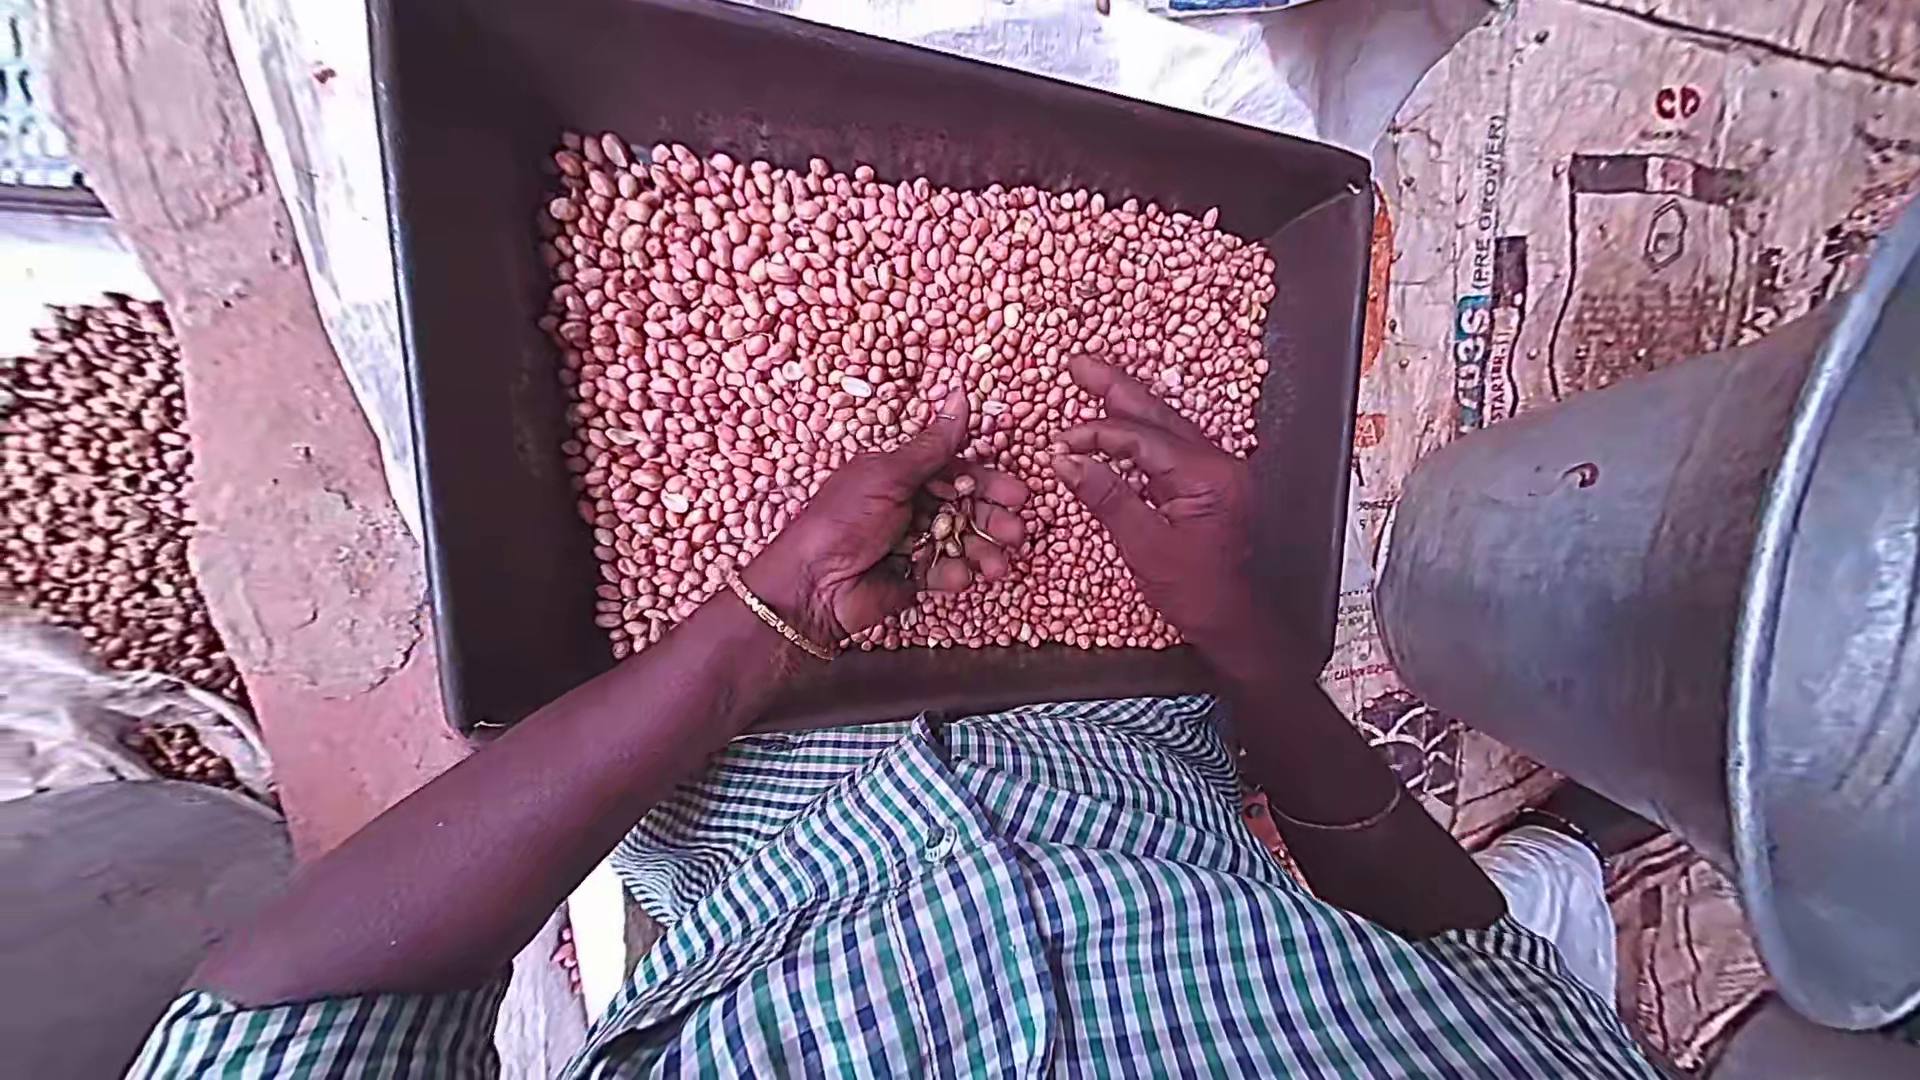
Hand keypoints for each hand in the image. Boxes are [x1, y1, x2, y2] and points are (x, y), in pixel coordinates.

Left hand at [744, 391, 1029, 647]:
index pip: (957, 474)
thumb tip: (960, 396)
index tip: (1017, 496)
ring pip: (961, 541)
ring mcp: (913, 542)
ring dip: (983, 551)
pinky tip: (958, 577)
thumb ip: (932, 446)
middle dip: (993, 520)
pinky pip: (944, 571)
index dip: (988, 484)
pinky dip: (954, 574)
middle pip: (965, 508)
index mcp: (904, 476)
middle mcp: (912, 505)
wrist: (812, 584)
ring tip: (997, 565)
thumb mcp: (888, 476)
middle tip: (1016, 532)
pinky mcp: (913, 575)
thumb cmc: (843, 520)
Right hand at [1049, 356, 1256, 648]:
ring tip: (1092, 380)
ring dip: (1124, 404)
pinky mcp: (1203, 481)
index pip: (1142, 439)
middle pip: (1158, 414)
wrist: (1230, 618)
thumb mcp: (1144, 545)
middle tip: (1079, 365)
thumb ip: (1107, 497)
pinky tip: (1113, 423)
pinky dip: (1134, 433)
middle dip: (1115, 388)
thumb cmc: (1193, 591)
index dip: (1095, 436)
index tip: (1058, 445)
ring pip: (1163, 425)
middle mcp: (1217, 463)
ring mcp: (1213, 470)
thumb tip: (1067, 462)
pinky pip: (1165, 446)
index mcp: (1207, 476)